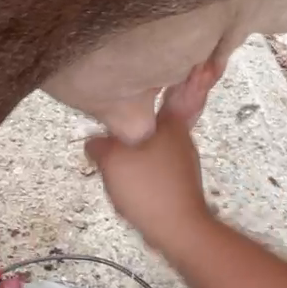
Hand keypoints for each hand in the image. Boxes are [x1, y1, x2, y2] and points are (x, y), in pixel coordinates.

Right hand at [83, 62, 220, 246]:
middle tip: (143, 83)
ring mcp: (182, 160)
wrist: (179, 232)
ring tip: (126, 118)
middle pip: (172, 107)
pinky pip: (160, 155)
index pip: (179, 87)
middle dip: (160, 96)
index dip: (184, 71)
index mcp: (171, 124)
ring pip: (163, 133)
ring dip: (149, 125)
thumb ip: (99, 145)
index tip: (192, 55)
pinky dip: (147, 150)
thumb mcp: (113, 161)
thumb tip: (93, 141)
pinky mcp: (178, 180)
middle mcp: (181, 137)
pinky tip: (129, 158)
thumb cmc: (150, 188)